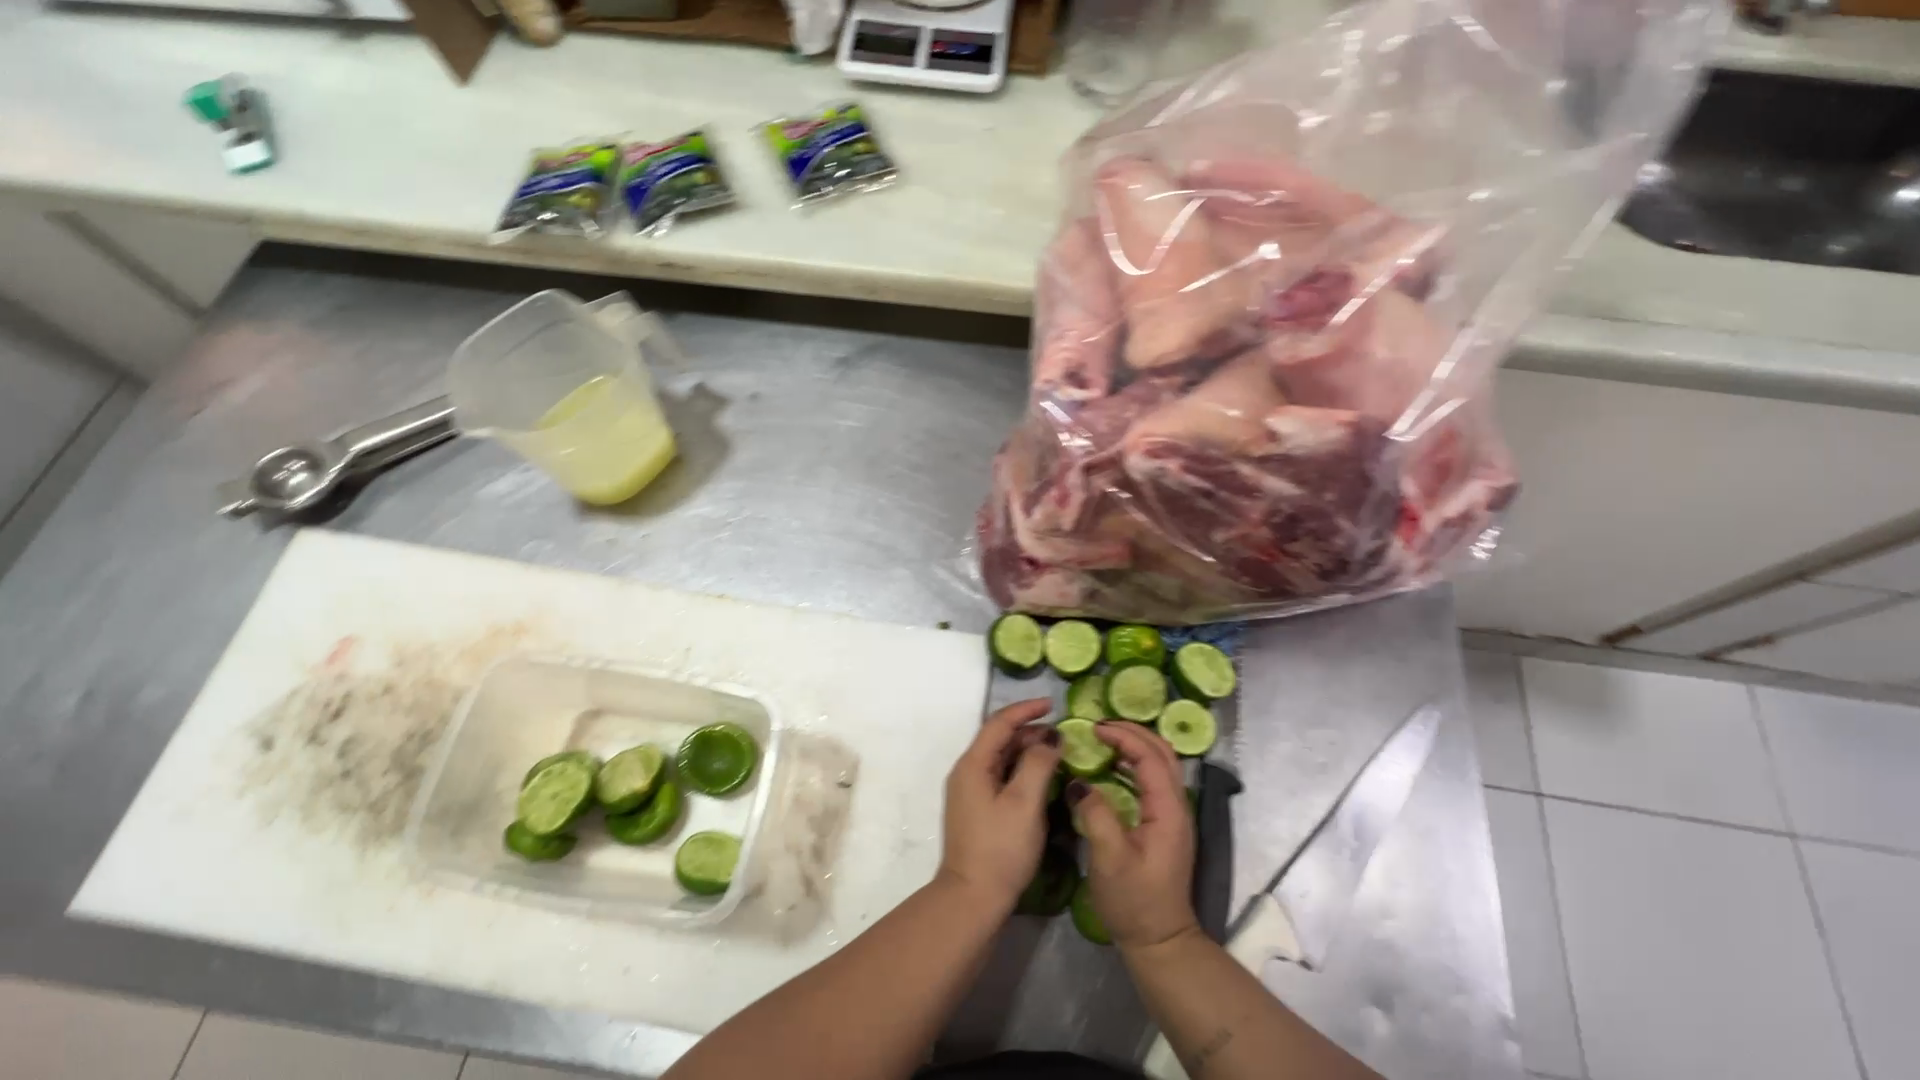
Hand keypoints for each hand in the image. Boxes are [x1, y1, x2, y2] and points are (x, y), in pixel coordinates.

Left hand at [937, 698, 1060, 909]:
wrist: (973, 898)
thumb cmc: (1001, 848)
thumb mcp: (1025, 802)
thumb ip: (1039, 764)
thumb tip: (1050, 738)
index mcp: (973, 765)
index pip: (999, 723)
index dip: (1026, 710)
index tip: (1053, 705)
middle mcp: (966, 773)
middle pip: (998, 739)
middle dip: (1030, 731)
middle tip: (1063, 735)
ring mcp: (970, 793)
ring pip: (1001, 759)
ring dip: (1027, 751)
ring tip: (1058, 754)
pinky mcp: (978, 811)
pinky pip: (1001, 777)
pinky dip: (1022, 771)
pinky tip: (1043, 780)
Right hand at [1071, 721, 1199, 949]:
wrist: (1160, 941)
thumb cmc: (1135, 901)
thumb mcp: (1109, 858)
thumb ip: (1096, 814)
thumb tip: (1079, 782)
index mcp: (1168, 810)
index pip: (1150, 756)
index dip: (1124, 736)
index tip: (1093, 727)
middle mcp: (1176, 807)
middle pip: (1162, 754)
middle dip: (1133, 733)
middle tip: (1099, 726)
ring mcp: (1172, 818)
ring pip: (1160, 767)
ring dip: (1135, 747)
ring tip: (1102, 741)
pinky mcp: (1164, 828)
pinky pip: (1152, 783)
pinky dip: (1133, 766)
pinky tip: (1109, 771)